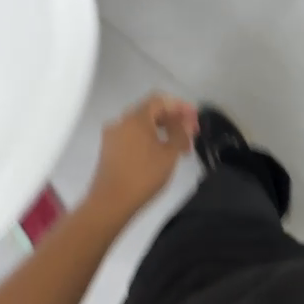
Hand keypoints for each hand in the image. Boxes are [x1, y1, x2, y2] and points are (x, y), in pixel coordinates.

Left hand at [85, 93, 197, 218]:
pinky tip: (160, 154)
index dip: (180, 106)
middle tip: (190, 133)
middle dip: (172, 119)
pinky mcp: (109, 149)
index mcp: (136, 118)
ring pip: (141, 125)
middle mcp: (121, 121)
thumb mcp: (170, 154)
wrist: (110, 203)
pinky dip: (149, 139)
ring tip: (178, 147)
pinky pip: (132, 136)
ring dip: (162, 130)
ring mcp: (112, 135)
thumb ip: (181, 133)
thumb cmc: (143, 176)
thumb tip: (186, 121)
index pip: (160, 100)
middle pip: (150, 111)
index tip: (195, 118)